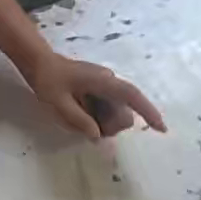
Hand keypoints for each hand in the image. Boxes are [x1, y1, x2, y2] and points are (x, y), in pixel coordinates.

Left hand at [21, 51, 165, 138]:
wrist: (38, 63)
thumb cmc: (48, 80)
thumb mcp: (58, 102)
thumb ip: (79, 120)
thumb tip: (99, 136)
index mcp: (103, 82)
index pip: (132, 96)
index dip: (148, 112)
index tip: (161, 129)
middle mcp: (109, 83)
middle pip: (123, 113)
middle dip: (109, 126)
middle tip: (84, 127)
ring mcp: (104, 86)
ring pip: (114, 114)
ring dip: (101, 123)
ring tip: (76, 117)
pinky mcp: (98, 90)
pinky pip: (105, 109)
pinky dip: (96, 117)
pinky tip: (79, 113)